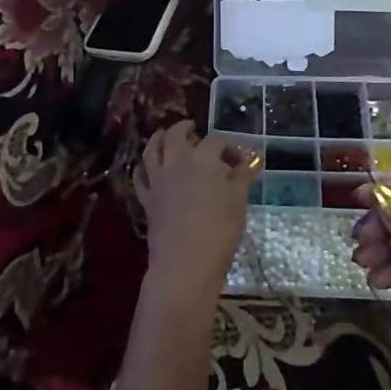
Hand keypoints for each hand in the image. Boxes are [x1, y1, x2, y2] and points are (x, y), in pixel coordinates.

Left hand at [134, 121, 256, 293]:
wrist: (186, 262)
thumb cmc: (219, 230)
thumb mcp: (238, 202)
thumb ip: (242, 177)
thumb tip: (251, 160)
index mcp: (202, 159)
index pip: (216, 142)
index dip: (230, 147)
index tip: (241, 160)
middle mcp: (175, 162)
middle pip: (176, 136)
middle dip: (185, 129)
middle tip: (193, 128)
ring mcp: (157, 180)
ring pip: (151, 150)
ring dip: (158, 138)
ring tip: (163, 134)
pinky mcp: (146, 199)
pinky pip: (139, 177)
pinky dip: (141, 167)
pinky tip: (145, 167)